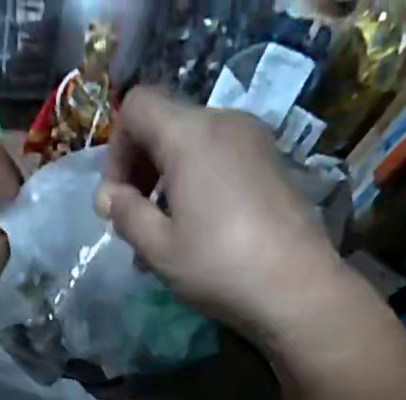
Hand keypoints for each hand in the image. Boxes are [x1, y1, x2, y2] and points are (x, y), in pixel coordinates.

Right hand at [96, 88, 345, 347]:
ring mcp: (253, 140)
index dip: (115, 149)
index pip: (136, 106)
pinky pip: (218, 161)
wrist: (296, 287)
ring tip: (162, 237)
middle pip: (165, 125)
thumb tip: (109, 197)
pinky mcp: (270, 163)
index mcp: (190, 134)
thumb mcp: (158, 247)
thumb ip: (126, 214)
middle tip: (133, 222)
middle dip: (139, 170)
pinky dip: (195, 186)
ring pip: (191, 147)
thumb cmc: (218, 265)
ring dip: (166, 184)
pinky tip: (195, 232)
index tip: (116, 199)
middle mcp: (224, 122)